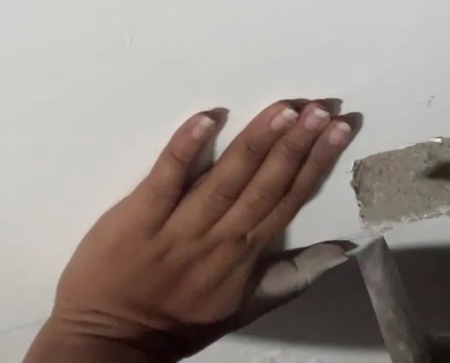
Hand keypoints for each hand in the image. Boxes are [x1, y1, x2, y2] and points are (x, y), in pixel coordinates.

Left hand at [25, 101, 357, 362]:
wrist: (106, 345)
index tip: (340, 127)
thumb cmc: (178, 320)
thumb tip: (343, 248)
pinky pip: (166, 178)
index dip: (317, 162)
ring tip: (285, 109)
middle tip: (323, 109)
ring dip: (257, 141)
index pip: (289, 199)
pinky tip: (209, 118)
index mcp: (244, 255)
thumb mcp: (242, 306)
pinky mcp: (137, 218)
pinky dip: (186, 148)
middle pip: (265, 184)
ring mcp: (177, 228)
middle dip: (296, 144)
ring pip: (226, 178)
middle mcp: (218, 238)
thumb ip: (291, 274)